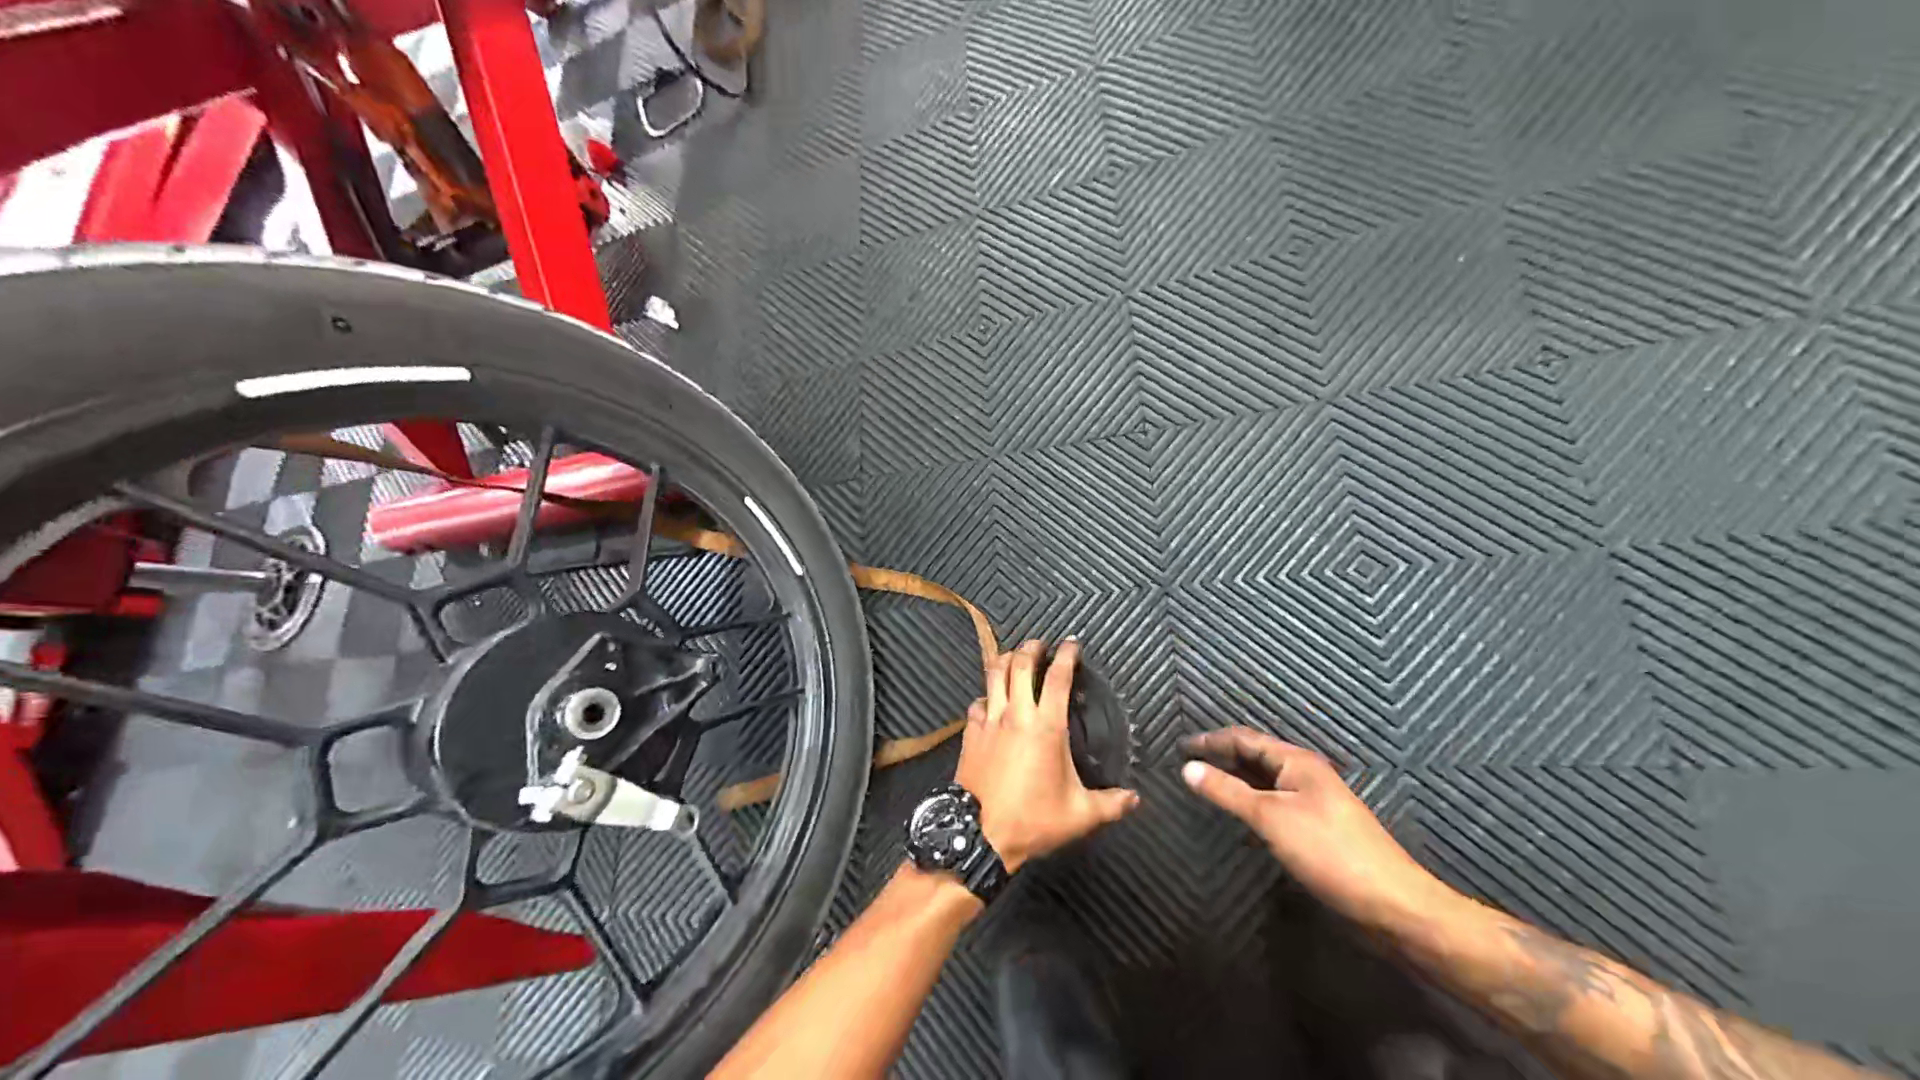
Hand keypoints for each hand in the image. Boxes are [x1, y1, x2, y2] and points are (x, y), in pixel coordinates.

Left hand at [954, 639, 1138, 872]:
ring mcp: (989, 722)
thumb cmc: (1032, 821)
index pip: (1058, 677)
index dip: (1067, 655)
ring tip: (1015, 657)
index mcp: (1046, 727)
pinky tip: (991, 700)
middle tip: (1041, 644)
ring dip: (1005, 660)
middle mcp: (1016, 716)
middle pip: (1020, 664)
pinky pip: (976, 703)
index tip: (1073, 644)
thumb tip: (1134, 799)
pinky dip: (986, 695)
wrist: (980, 835)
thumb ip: (1111, 804)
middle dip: (1031, 648)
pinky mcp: (971, 734)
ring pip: (994, 675)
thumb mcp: (1080, 815)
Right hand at [1180, 727, 1446, 927]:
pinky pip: (1272, 807)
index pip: (1244, 738)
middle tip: (1185, 764)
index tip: (1179, 747)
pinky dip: (1249, 807)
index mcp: (1297, 762)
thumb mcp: (1269, 817)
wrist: (1391, 904)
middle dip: (1220, 758)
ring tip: (1203, 787)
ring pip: (1263, 784)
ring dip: (1233, 783)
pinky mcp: (1314, 830)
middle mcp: (1304, 775)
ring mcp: (1311, 803)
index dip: (1210, 740)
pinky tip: (1235, 822)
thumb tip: (1188, 767)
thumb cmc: (1328, 851)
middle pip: (1254, 757)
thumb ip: (1226, 791)